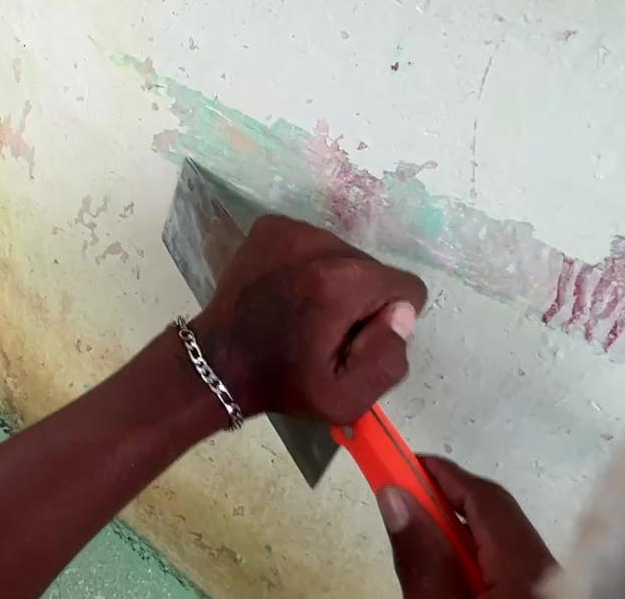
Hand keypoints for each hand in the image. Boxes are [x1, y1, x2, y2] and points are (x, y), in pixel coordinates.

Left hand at [190, 214, 427, 424]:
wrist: (218, 359)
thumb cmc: (283, 380)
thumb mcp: (346, 397)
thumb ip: (388, 358)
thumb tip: (402, 313)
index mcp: (338, 282)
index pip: (406, 286)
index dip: (391, 318)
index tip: (357, 336)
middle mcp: (315, 242)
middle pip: (372, 267)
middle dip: (362, 297)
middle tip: (325, 327)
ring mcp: (288, 229)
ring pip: (343, 252)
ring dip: (336, 278)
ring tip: (303, 308)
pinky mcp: (269, 225)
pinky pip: (314, 241)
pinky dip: (309, 263)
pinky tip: (287, 288)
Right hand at [381, 457, 555, 597]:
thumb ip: (422, 557)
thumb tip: (394, 494)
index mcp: (530, 570)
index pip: (484, 496)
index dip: (437, 472)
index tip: (393, 460)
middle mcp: (553, 573)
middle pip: (496, 517)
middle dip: (446, 503)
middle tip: (403, 506)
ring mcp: (558, 589)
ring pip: (507, 543)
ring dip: (463, 534)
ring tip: (427, 550)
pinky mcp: (552, 598)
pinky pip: (519, 567)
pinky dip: (484, 559)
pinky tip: (461, 581)